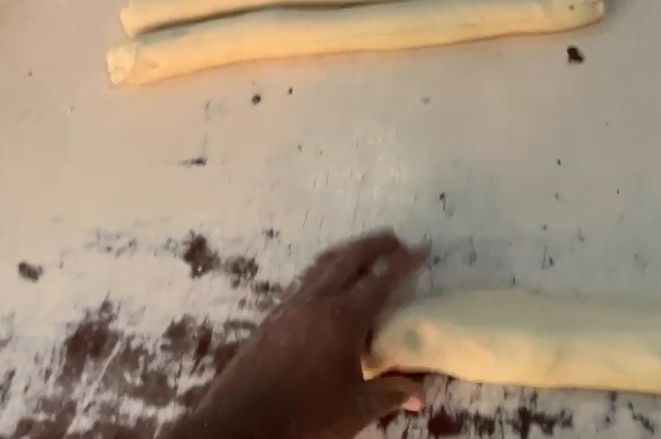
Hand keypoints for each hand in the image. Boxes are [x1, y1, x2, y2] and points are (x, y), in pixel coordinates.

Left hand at [166, 230, 427, 438]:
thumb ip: (389, 394)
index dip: (405, 261)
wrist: (237, 428)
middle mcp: (318, 300)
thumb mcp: (353, 410)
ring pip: (325, 262)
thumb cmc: (302, 419)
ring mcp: (292, 304)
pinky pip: (306, 278)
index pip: (382, 279)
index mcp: (344, 318)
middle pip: (352, 257)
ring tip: (364, 251)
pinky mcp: (273, 316)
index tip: (423, 249)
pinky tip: (327, 281)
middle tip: (396, 240)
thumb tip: (421, 394)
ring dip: (349, 251)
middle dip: (377, 244)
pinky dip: (325, 268)